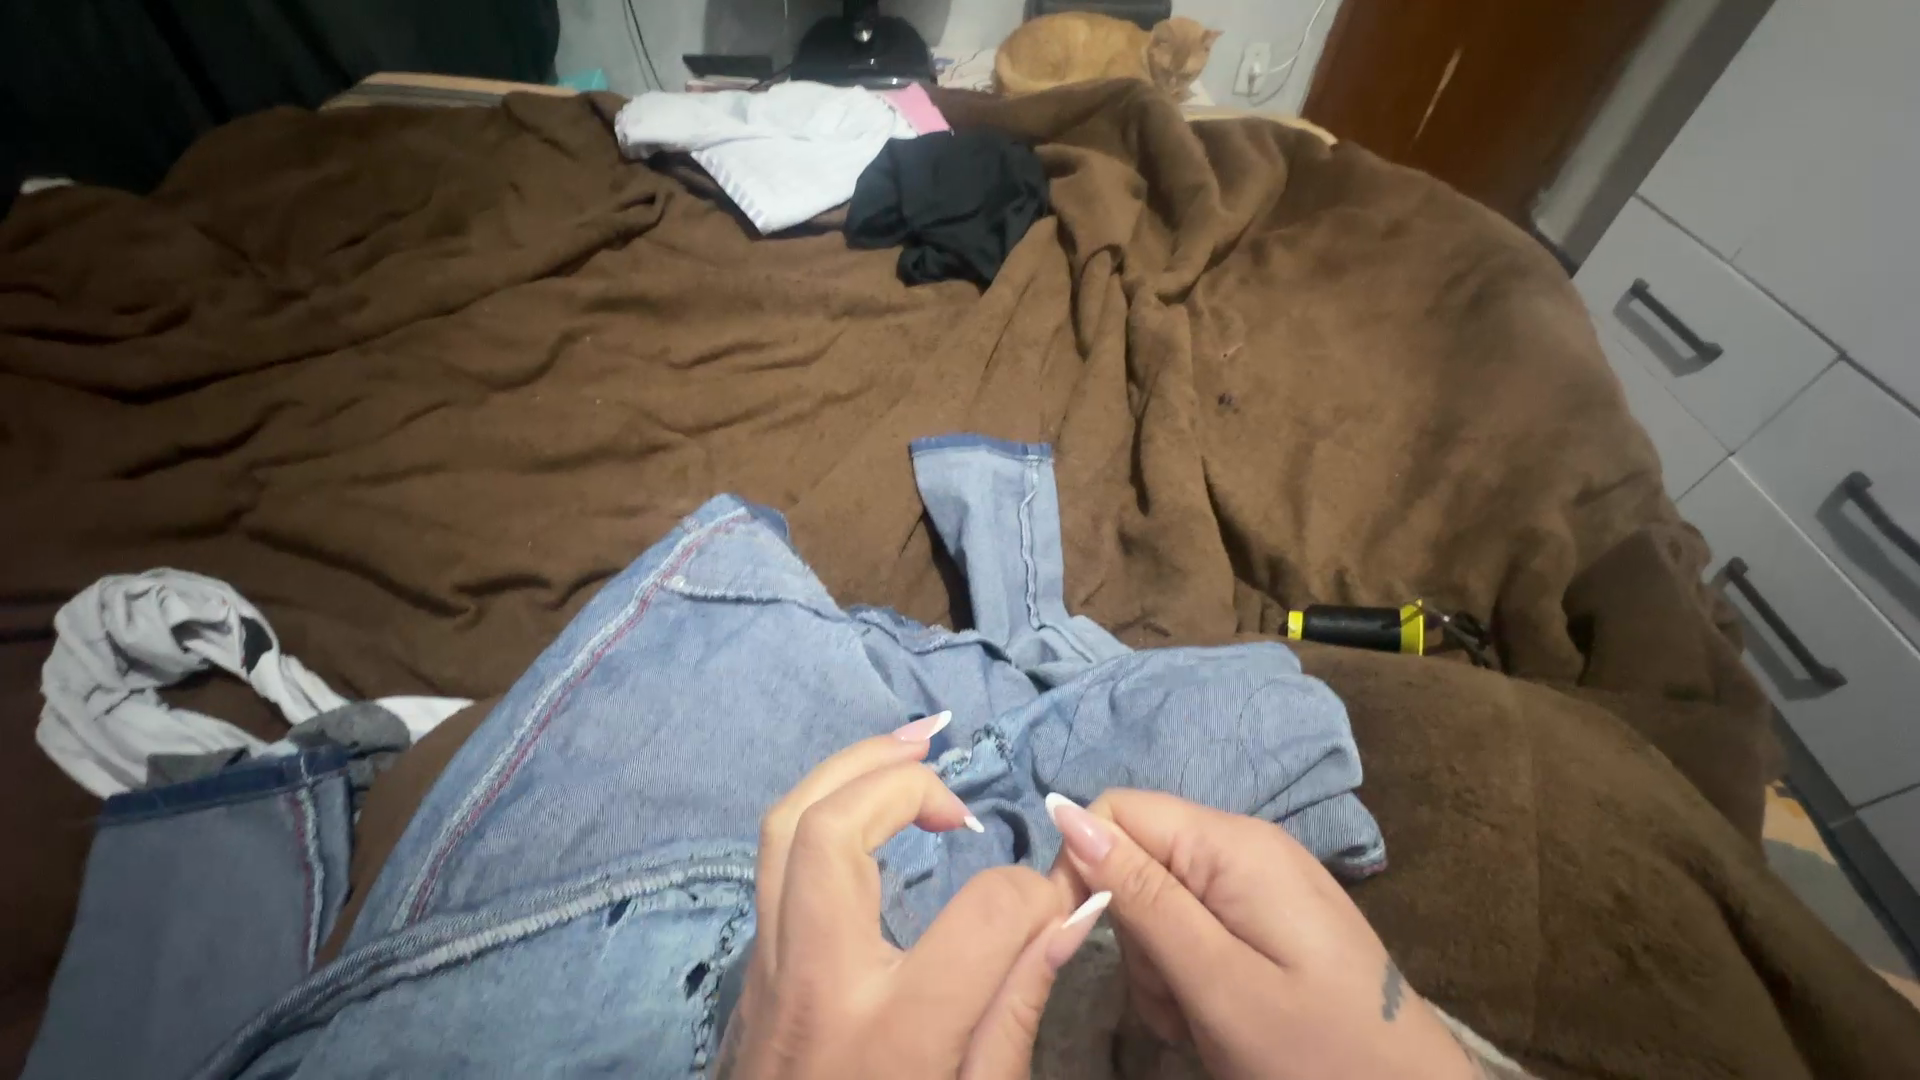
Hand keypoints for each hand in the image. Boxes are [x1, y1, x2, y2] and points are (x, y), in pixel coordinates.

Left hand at [717, 714, 1112, 1079]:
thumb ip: (1020, 1000)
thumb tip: (1073, 903)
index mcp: (889, 1035)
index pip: (977, 917)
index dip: (1030, 892)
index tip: (1048, 895)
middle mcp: (814, 982)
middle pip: (831, 831)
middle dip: (899, 780)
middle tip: (956, 786)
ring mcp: (769, 965)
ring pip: (784, 825)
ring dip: (850, 765)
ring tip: (914, 741)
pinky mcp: (755, 961)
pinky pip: (775, 853)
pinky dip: (825, 799)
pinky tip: (870, 792)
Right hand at [1045, 789, 1477, 1079]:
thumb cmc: (1320, 1056)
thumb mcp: (1218, 982)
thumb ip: (1142, 894)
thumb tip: (1063, 812)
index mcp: (1232, 843)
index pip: (1118, 810)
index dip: (1084, 862)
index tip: (1079, 933)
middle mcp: (1243, 844)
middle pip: (1138, 856)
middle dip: (1133, 928)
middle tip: (1171, 998)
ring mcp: (1258, 880)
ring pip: (1159, 895)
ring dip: (1157, 960)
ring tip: (1195, 1017)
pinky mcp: (1266, 915)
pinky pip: (1196, 921)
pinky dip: (1186, 968)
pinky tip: (1212, 1013)